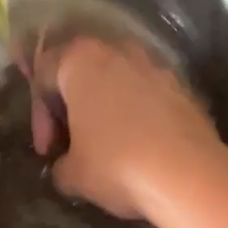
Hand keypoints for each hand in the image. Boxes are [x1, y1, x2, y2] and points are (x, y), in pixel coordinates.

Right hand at [31, 37, 227, 219]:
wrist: (188, 175)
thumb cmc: (118, 166)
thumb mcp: (76, 176)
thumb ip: (60, 168)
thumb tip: (64, 169)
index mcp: (80, 60)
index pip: (44, 77)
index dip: (40, 119)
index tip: (47, 153)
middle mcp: (118, 51)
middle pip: (84, 75)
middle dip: (74, 110)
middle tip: (73, 147)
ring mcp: (156, 68)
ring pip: (119, 86)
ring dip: (109, 114)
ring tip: (108, 149)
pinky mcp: (183, 90)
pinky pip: (150, 101)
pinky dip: (140, 120)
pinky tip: (141, 151)